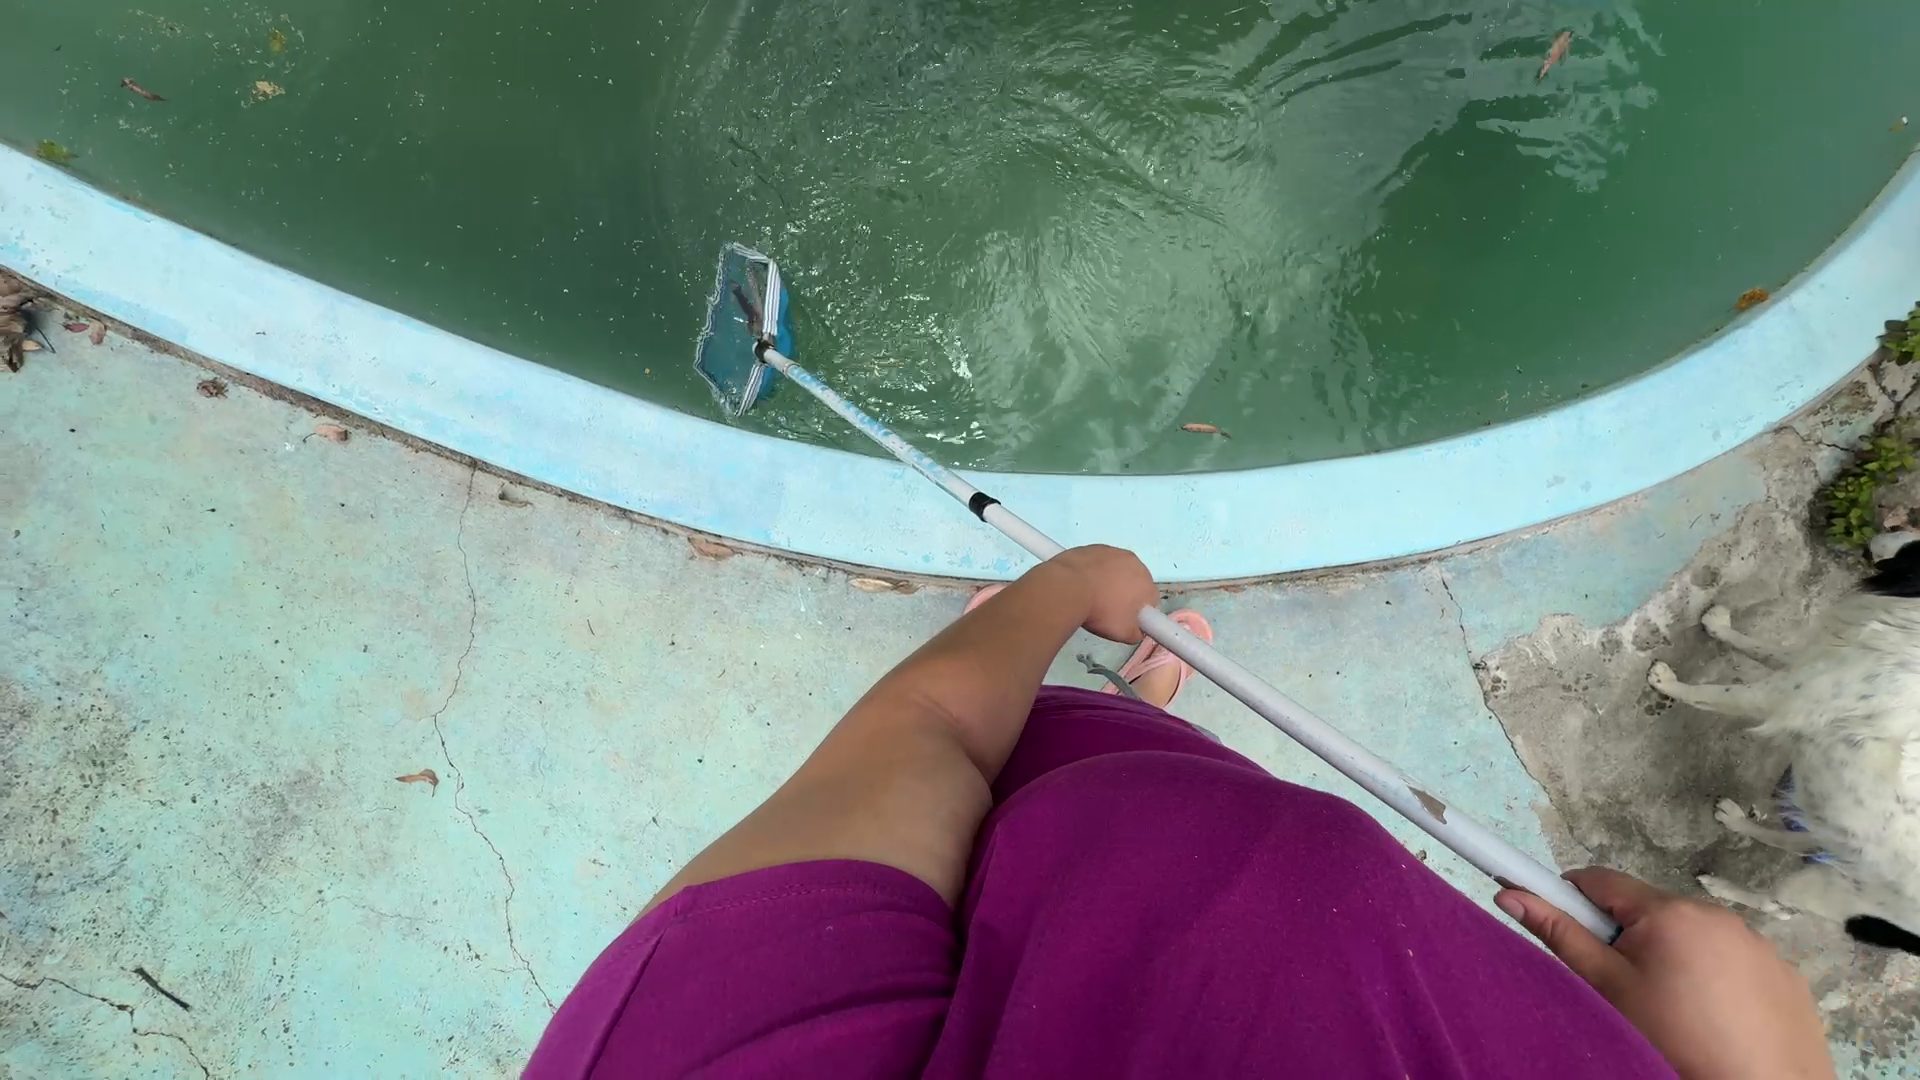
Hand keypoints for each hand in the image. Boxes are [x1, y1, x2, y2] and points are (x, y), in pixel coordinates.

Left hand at [1042, 545, 1158, 643]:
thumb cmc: (1101, 611)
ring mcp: (1110, 551)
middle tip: (1106, 610)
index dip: (1139, 613)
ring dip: (1107, 581)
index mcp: (1146, 581)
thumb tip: (1137, 631)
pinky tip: (1080, 584)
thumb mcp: (1124, 633)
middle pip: (1133, 582)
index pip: (1150, 600)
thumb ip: (1136, 633)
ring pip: (1114, 570)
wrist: (1066, 588)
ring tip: (1090, 596)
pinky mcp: (1090, 547)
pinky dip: (1091, 571)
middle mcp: (1133, 561)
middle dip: (1124, 594)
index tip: (1124, 620)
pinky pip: (1096, 563)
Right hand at [1499, 868, 1832, 1079]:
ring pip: (1687, 929)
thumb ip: (1557, 931)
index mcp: (1670, 911)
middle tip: (1621, 977)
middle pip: (1644, 905)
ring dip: (1668, 949)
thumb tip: (1506, 893)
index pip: (1598, 879)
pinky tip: (1713, 1011)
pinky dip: (1711, 970)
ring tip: (1671, 1000)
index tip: (1569, 928)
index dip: (1573, 898)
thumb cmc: (1674, 1038)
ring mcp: (1761, 945)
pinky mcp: (1788, 975)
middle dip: (1624, 930)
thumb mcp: (1605, 984)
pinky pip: (1729, 954)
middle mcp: (1718, 915)